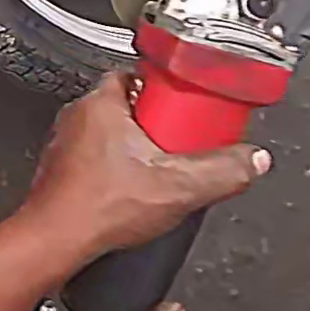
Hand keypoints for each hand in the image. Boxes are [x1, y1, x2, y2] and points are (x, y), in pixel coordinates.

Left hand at [23, 72, 268, 258]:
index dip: (166, 88)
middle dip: (157, 121)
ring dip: (136, 145)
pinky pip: (95, 151)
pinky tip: (132, 186)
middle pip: (128, 104)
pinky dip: (116, 163)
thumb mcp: (179, 187)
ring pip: (111, 130)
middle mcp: (77, 115)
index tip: (186, 105)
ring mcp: (66, 139)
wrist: (58, 236)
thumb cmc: (98, 205)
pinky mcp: (62, 163)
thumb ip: (223, 170)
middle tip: (179, 142)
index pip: (136, 74)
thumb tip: (251, 159)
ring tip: (159, 169)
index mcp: (100, 104)